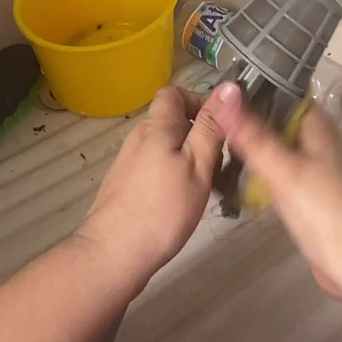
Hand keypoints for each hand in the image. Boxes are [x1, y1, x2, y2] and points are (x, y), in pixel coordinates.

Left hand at [73, 86, 224, 280]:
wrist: (113, 255)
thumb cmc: (162, 209)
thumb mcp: (197, 165)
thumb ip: (211, 126)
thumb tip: (229, 86)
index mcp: (157, 126)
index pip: (174, 93)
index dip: (198, 102)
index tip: (218, 128)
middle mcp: (139, 137)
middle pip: (171, 121)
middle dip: (197, 135)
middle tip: (216, 165)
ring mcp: (128, 161)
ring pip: (164, 146)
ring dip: (186, 158)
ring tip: (202, 187)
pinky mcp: (124, 184)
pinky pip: (154, 166)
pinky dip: (171, 175)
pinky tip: (179, 203)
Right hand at [209, 82, 341, 301]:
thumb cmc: (322, 210)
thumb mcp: (282, 169)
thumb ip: (252, 135)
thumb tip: (225, 94)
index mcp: (317, 124)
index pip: (282, 92)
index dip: (253, 88)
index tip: (221, 93)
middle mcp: (316, 139)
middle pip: (277, 118)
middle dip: (248, 118)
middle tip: (211, 121)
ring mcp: (313, 165)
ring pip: (276, 144)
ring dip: (253, 144)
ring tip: (217, 142)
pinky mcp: (308, 190)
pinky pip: (279, 168)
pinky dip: (260, 167)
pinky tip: (237, 173)